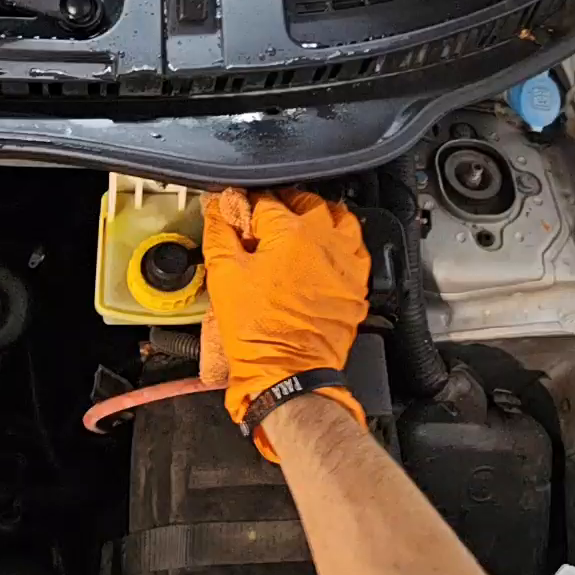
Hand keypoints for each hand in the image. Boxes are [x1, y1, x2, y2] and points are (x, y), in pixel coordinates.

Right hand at [201, 188, 370, 458]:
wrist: (288, 372)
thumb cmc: (257, 329)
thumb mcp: (224, 276)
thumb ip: (219, 233)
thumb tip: (216, 209)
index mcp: (290, 232)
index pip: (267, 201)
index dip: (251, 205)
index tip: (244, 214)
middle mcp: (324, 239)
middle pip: (308, 202)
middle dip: (287, 204)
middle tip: (271, 219)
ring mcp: (346, 261)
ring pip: (340, 219)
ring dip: (321, 217)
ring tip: (303, 228)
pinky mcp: (358, 283)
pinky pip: (356, 249)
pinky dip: (342, 243)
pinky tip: (327, 252)